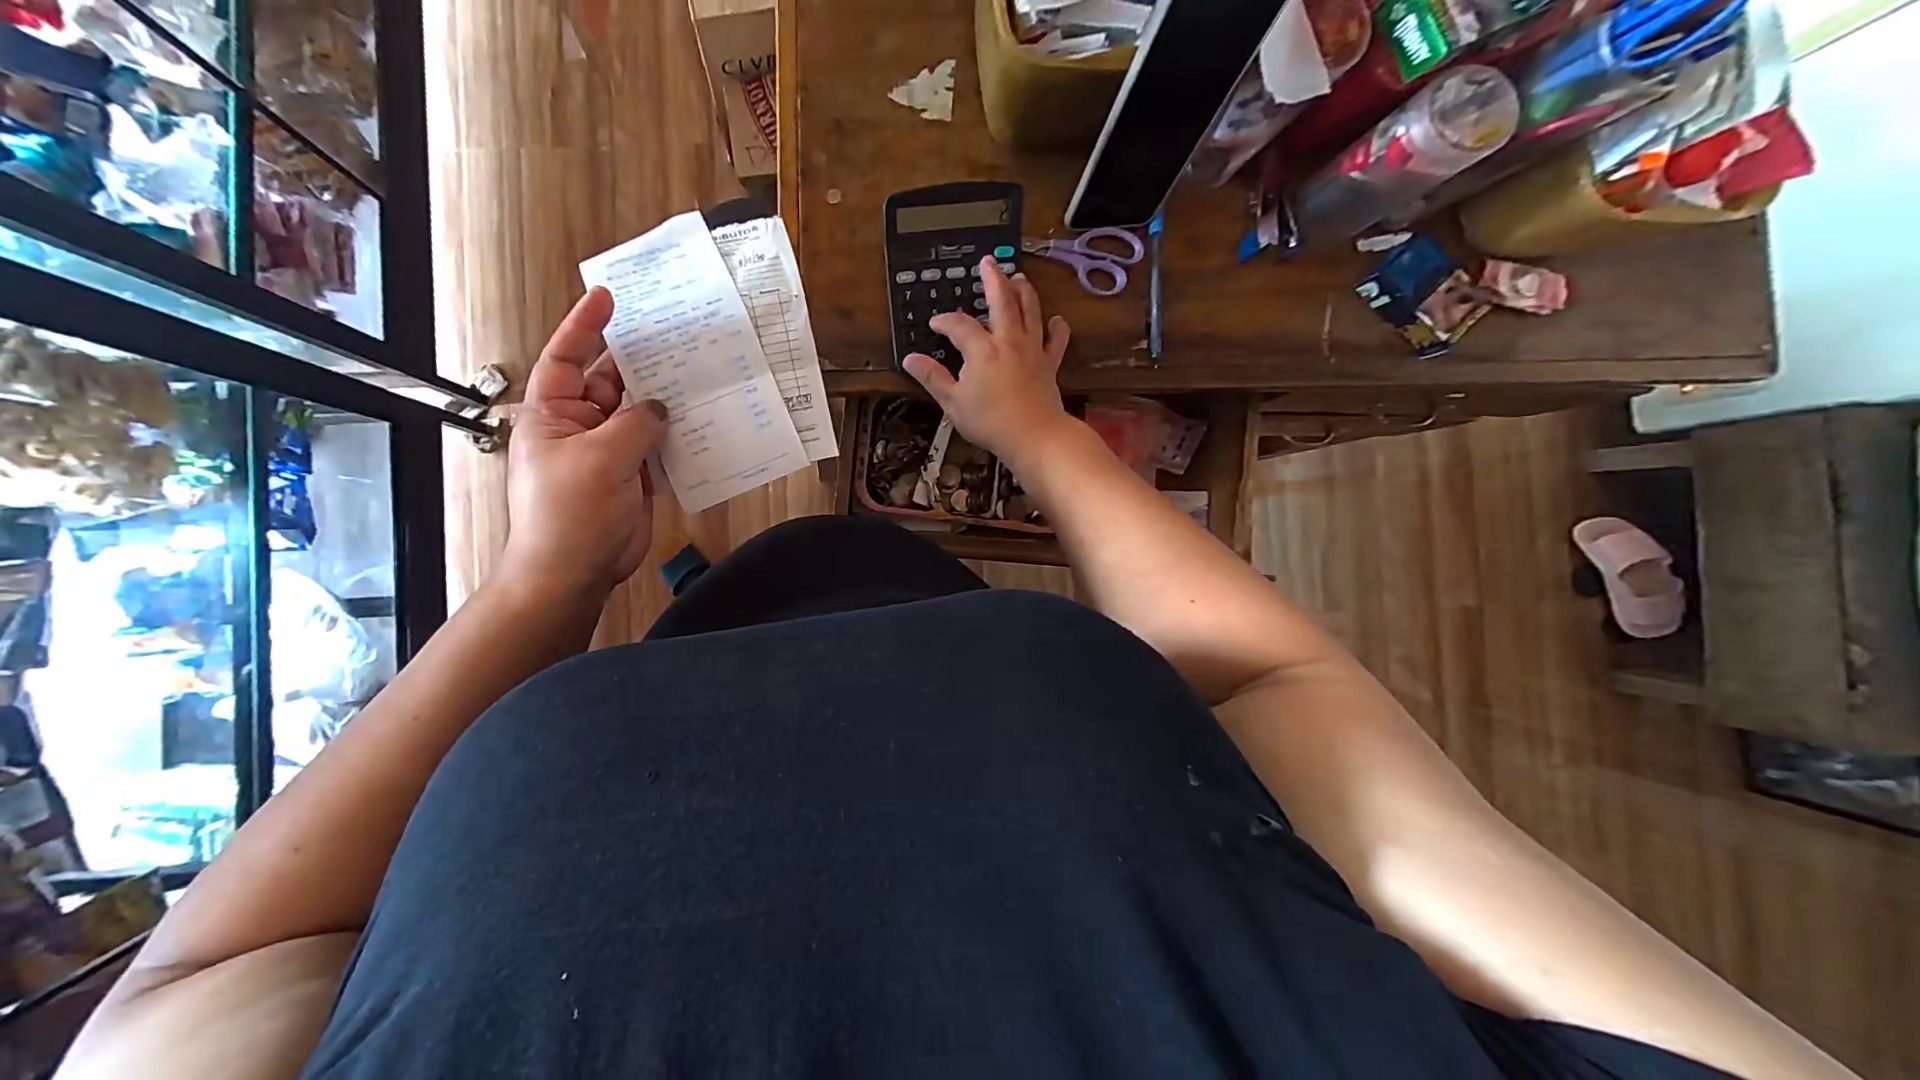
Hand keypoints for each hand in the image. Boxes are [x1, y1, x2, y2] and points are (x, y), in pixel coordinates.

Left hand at [501, 287, 668, 600]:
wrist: (575, 571)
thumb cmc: (568, 515)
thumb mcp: (599, 459)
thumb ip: (634, 424)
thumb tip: (659, 407)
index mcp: (553, 414)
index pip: (567, 359)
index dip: (585, 326)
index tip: (607, 297)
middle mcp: (581, 426)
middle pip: (611, 383)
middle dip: (638, 362)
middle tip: (673, 335)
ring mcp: (609, 452)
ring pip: (640, 414)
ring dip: (664, 400)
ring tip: (696, 374)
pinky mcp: (633, 475)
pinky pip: (657, 445)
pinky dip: (676, 435)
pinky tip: (700, 420)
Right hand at [902, 256, 1072, 463]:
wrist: (1034, 436)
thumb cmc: (991, 422)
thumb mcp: (953, 402)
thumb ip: (933, 377)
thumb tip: (911, 360)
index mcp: (981, 350)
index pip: (958, 324)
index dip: (945, 320)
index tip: (937, 323)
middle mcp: (1009, 341)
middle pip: (1002, 300)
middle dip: (993, 278)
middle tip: (989, 262)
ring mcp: (1032, 350)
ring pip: (1031, 310)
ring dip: (1024, 291)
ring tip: (1019, 278)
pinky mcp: (1049, 363)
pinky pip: (1056, 340)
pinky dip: (1057, 328)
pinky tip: (1056, 320)